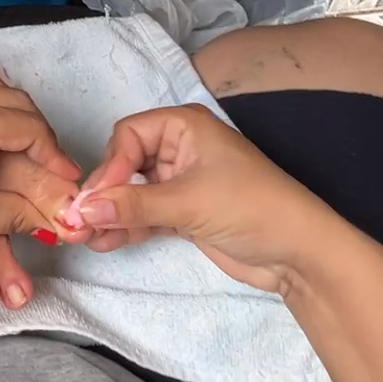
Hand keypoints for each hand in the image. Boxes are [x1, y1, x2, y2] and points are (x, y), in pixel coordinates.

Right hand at [74, 104, 337, 292]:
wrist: (302, 255)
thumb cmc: (251, 207)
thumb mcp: (188, 203)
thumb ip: (134, 205)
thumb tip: (82, 210)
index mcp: (184, 125)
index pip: (129, 135)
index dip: (111, 165)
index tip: (95, 199)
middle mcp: (179, 146)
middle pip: (127, 162)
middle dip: (106, 191)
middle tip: (80, 220)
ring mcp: (181, 180)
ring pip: (134, 191)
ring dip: (112, 212)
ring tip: (85, 237)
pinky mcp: (184, 210)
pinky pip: (146, 213)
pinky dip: (128, 225)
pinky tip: (105, 242)